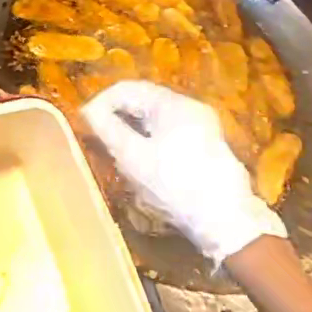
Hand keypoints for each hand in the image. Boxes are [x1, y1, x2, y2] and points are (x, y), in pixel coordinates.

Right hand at [81, 80, 285, 265]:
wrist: (226, 223)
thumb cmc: (175, 185)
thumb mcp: (133, 156)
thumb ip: (107, 128)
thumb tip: (88, 111)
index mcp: (173, 104)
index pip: (127, 88)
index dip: (101, 102)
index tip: (85, 122)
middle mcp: (190, 107)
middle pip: (142, 100)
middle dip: (116, 116)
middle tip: (97, 137)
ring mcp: (201, 126)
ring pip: (154, 117)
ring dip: (131, 128)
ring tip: (115, 149)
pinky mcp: (205, 144)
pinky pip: (167, 130)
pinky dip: (148, 138)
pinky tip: (140, 160)